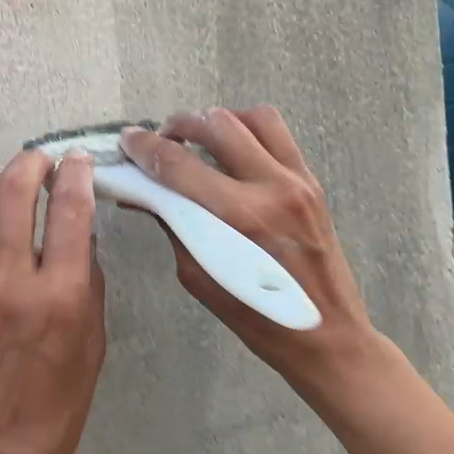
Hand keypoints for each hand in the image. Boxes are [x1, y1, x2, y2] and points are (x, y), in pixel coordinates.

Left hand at [0, 149, 105, 453]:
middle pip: (13, 194)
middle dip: (31, 164)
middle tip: (43, 161)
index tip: (79, 160)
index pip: (68, 211)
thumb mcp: (93, 343)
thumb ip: (86, 280)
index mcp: (57, 297)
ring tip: (13, 186)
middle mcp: (8, 283)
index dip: (76, 174)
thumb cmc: (57, 406)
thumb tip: (79, 232)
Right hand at [119, 106, 384, 401]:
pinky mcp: (312, 181)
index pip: (178, 164)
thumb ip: (173, 225)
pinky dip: (248, 128)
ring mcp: (297, 180)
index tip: (126, 141)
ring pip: (251, 117)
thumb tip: (145, 193)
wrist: (327, 335)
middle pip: (215, 125)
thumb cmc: (258, 319)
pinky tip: (232, 147)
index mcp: (238, 218)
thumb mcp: (199, 276)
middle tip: (159, 140)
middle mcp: (271, 188)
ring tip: (197, 138)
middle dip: (177, 126)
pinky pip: (277, 133)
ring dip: (216, 121)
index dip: (144, 148)